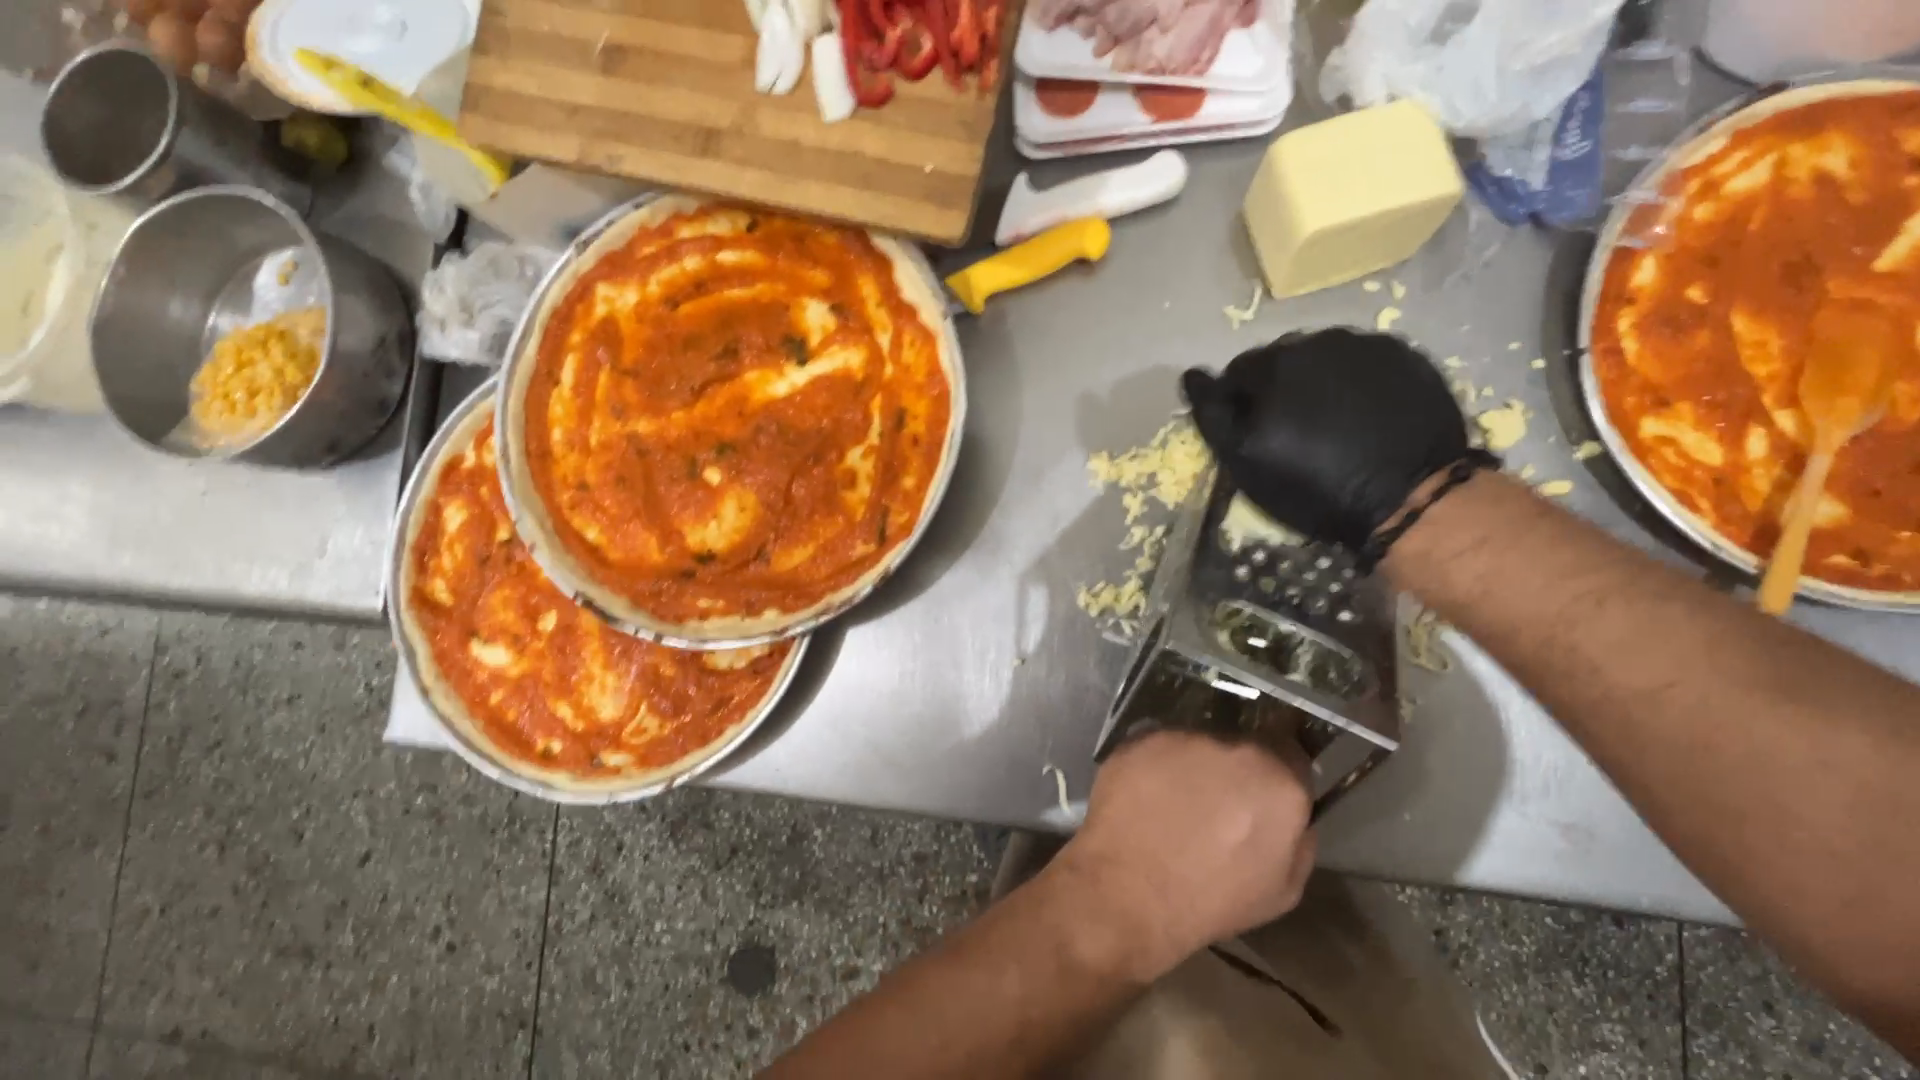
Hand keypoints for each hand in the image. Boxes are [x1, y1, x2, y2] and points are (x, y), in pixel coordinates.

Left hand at [1046, 731, 1316, 983]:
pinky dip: (1155, 767)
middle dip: (1234, 770)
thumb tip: (1295, 814)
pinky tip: (1145, 797)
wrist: (1129, 892)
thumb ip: (1299, 840)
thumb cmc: (1212, 901)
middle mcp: (1236, 747)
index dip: (1278, 770)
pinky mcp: (1142, 739)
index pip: (1291, 753)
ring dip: (1193, 766)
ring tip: (1174, 802)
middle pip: (1242, 747)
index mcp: (1280, 782)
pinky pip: (1158, 748)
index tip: (1262, 788)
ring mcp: (1185, 739)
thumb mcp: (1283, 889)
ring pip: (1198, 745)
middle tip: (1215, 802)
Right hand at [1182, 329, 1477, 551]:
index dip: (1241, 404)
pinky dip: (1357, 382)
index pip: (1237, 372)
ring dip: (1318, 380)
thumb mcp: (1247, 462)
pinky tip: (1366, 413)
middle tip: (1294, 429)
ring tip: (1332, 420)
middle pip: (1281, 358)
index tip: (1256, 433)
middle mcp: (1315, 342)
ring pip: (1323, 356)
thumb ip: (1214, 415)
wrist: (1411, 497)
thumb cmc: (1316, 486)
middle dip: (1280, 387)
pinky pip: (1364, 361)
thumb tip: (1192, 375)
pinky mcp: (1404, 354)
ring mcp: (1364, 344)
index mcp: (1272, 366)